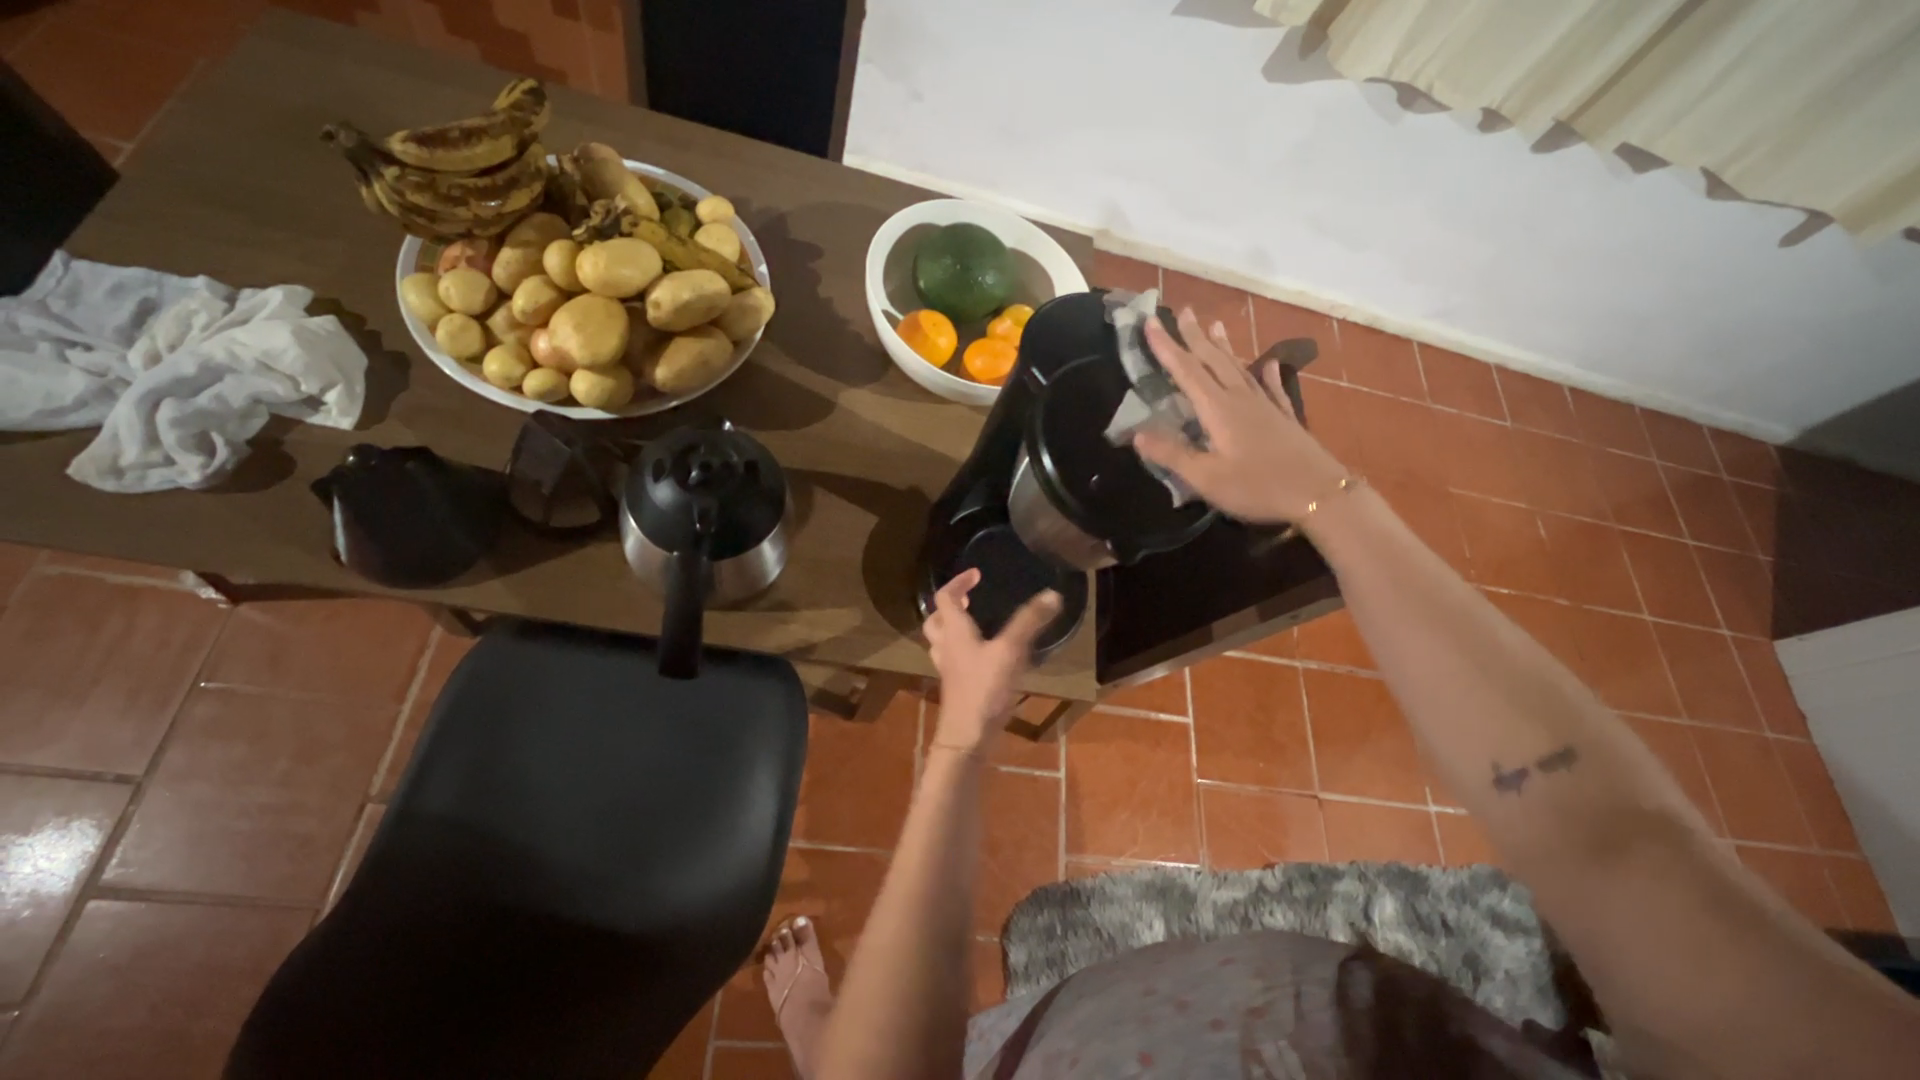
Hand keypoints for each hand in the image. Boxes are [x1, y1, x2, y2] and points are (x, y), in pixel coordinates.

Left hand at [923, 569, 1060, 754]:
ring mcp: (948, 669)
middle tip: (971, 600)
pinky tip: (983, 658)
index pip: (945, 597)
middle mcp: (946, 647)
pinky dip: (962, 651)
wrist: (967, 736)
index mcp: (954, 632)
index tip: (976, 575)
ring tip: (975, 625)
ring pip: (941, 641)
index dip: (958, 583)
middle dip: (950, 606)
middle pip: (936, 620)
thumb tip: (1052, 594)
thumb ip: (1029, 622)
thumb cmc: (984, 689)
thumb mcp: (1010, 651)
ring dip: (952, 629)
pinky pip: (952, 660)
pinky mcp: (956, 687)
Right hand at [1133, 308, 1348, 524]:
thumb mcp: (1206, 478)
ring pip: (1239, 368)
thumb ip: (1172, 454)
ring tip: (1216, 324)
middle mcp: (1241, 399)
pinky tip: (1270, 363)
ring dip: (1225, 346)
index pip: (1187, 371)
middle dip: (1195, 336)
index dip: (1167, 347)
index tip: (1150, 321)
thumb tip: (1136, 434)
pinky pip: (1273, 388)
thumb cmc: (1257, 487)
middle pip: (1214, 360)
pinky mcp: (1284, 419)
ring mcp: (1266, 407)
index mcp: (1218, 410)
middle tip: (1184, 311)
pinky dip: (1268, 374)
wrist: (1320, 494)